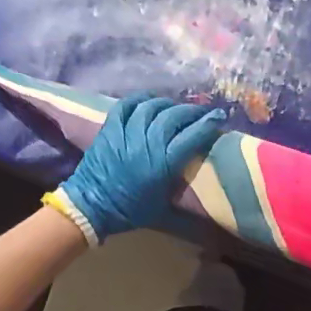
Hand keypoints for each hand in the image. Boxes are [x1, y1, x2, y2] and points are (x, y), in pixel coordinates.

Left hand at [47, 96, 225, 243]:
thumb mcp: (164, 207)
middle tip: (200, 112)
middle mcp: (148, 143)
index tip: (219, 117)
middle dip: (192, 111)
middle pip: (175, 116)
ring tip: (174, 107)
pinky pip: (126, 105)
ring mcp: (127, 133)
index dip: (209, 123)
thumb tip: (207, 193)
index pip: (193, 135)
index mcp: (164, 164)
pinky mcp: (110, 128)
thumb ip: (184, 192)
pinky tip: (148, 100)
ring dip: (167, 103)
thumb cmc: (130, 211)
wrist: (91, 207)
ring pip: (152, 107)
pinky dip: (139, 99)